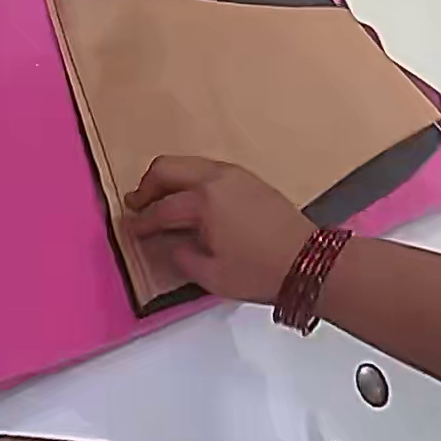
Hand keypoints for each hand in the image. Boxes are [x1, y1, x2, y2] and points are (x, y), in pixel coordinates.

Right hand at [122, 156, 316, 303]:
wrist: (309, 261)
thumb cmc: (260, 271)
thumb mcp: (214, 277)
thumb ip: (183, 258)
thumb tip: (171, 245)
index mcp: (204, 201)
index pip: (162, 208)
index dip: (142, 221)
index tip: (130, 229)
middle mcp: (215, 178)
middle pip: (167, 168)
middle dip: (147, 186)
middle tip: (138, 205)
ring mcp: (232, 173)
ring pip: (187, 164)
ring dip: (168, 179)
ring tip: (160, 201)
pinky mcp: (246, 176)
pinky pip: (206, 168)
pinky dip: (189, 179)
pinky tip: (191, 200)